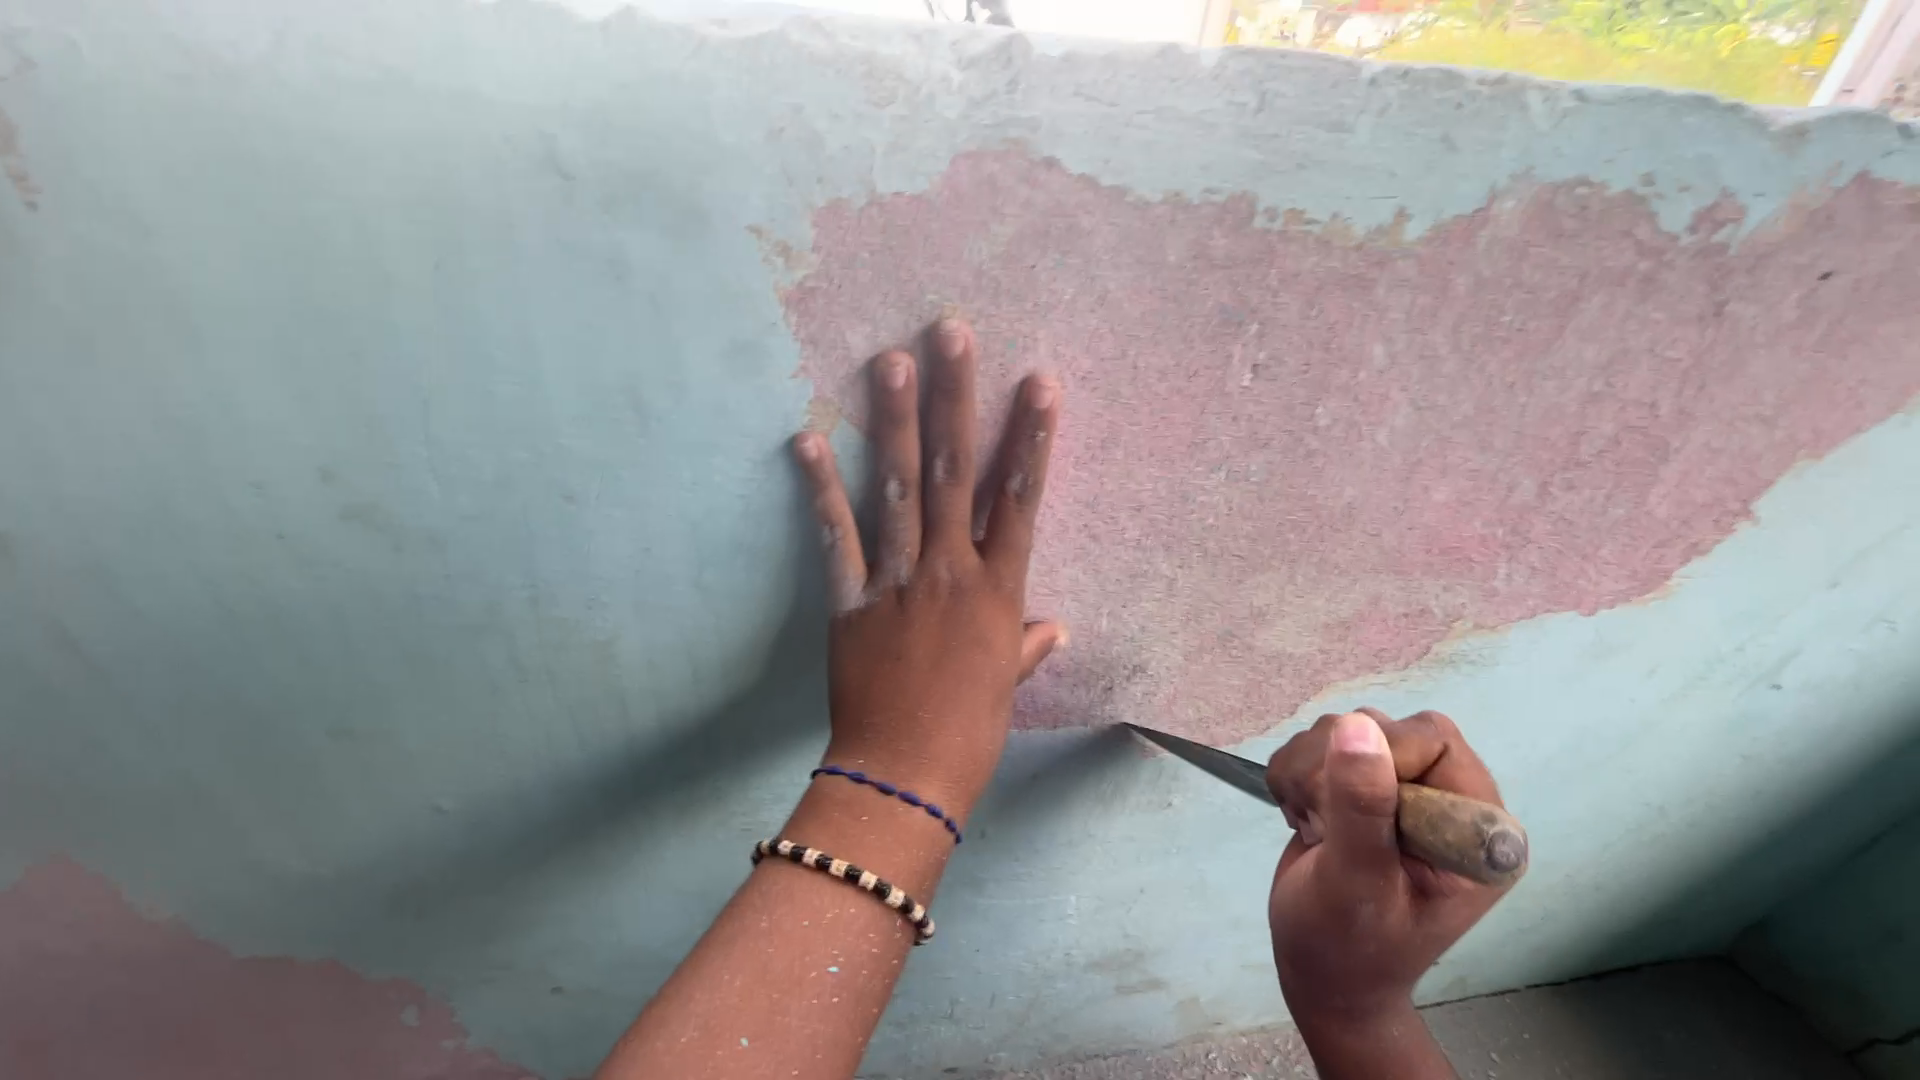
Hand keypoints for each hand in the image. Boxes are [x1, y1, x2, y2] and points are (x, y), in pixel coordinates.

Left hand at [791, 317, 1064, 816]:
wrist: (906, 778)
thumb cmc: (969, 734)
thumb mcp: (1008, 685)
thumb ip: (1028, 645)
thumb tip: (1056, 627)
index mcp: (1000, 591)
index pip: (1022, 499)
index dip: (1032, 438)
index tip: (1040, 382)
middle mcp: (953, 571)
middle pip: (959, 472)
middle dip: (958, 398)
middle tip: (951, 333)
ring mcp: (900, 581)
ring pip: (901, 488)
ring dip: (896, 420)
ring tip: (890, 359)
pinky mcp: (851, 601)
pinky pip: (837, 537)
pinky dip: (821, 489)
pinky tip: (808, 438)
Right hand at [1265, 709, 1514, 1030]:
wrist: (1320, 972)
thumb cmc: (1347, 945)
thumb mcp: (1357, 884)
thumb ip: (1362, 808)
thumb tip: (1357, 726)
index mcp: (1474, 822)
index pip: (1431, 738)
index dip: (1380, 757)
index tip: (1344, 810)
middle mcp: (1443, 796)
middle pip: (1380, 727)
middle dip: (1330, 770)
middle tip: (1326, 829)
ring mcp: (1399, 789)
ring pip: (1339, 730)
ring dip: (1306, 776)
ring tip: (1317, 831)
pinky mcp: (1358, 785)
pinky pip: (1314, 743)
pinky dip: (1292, 776)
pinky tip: (1306, 819)